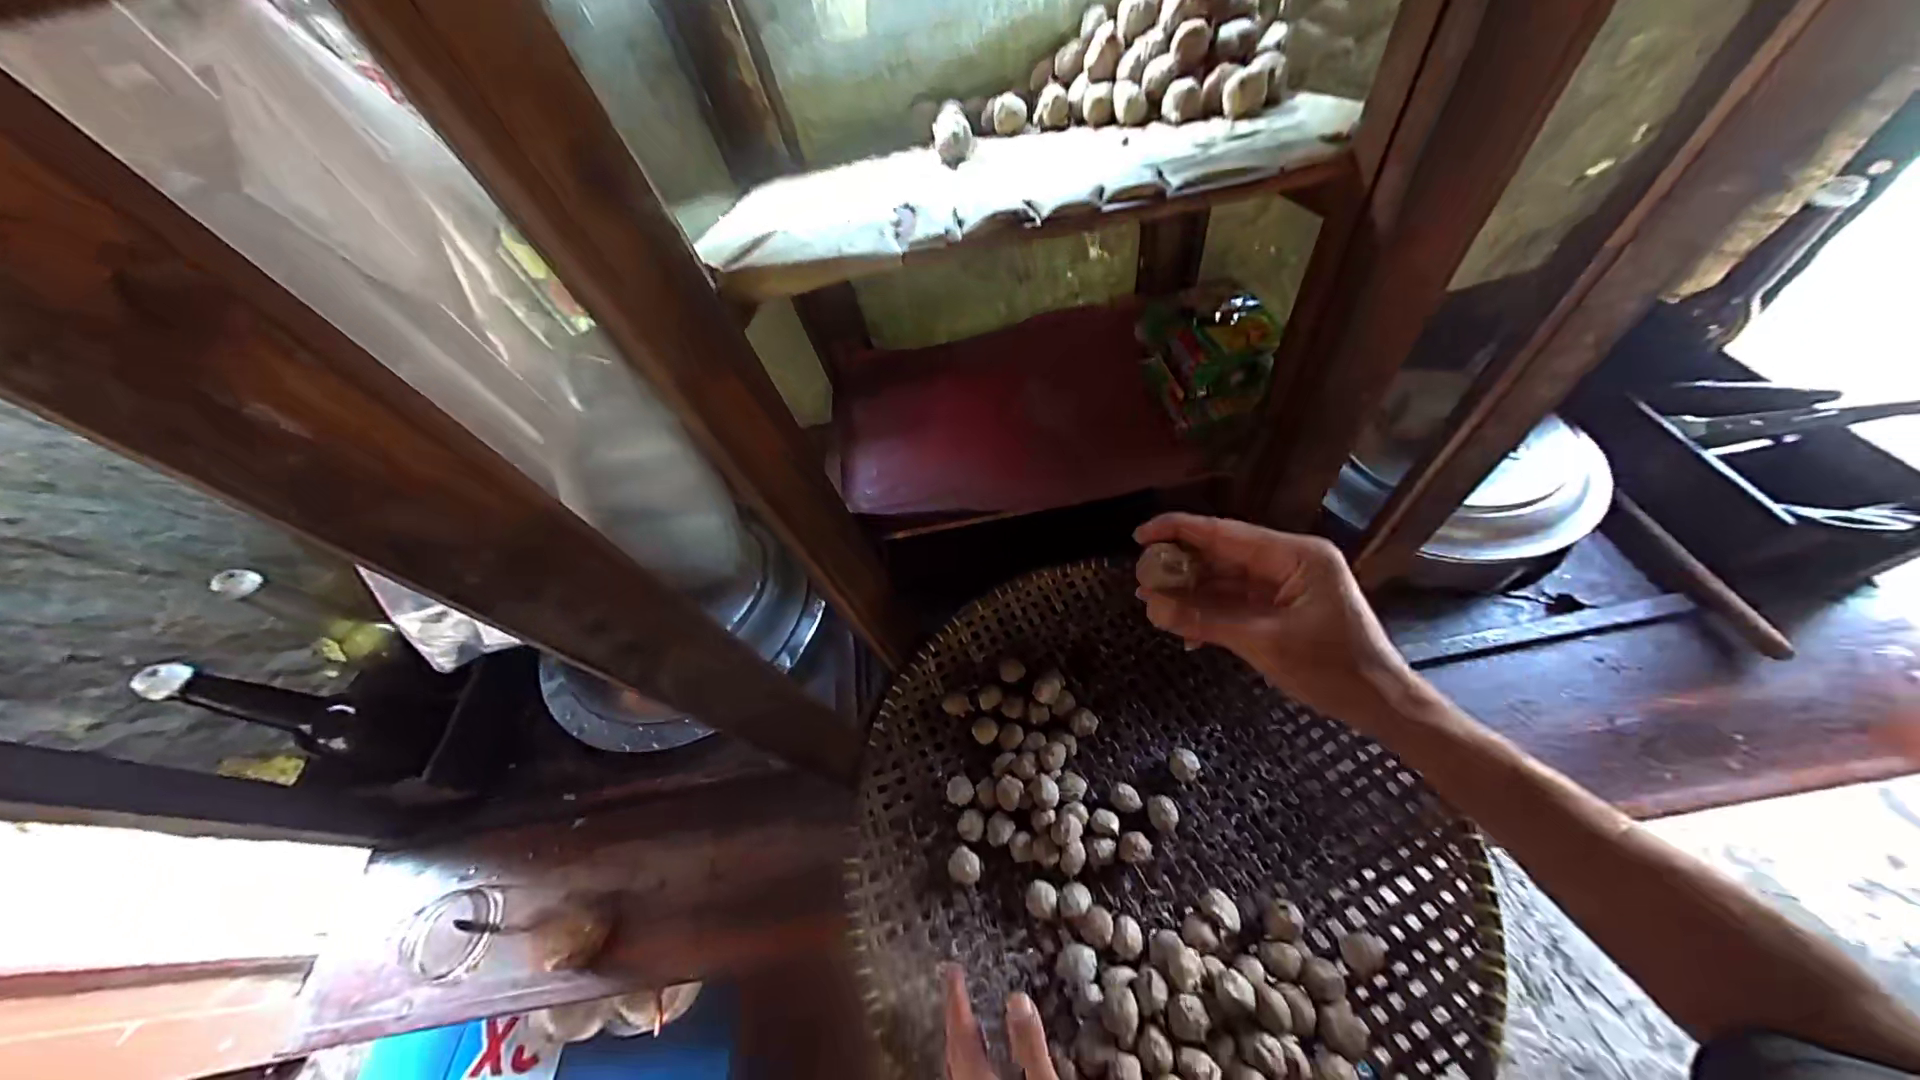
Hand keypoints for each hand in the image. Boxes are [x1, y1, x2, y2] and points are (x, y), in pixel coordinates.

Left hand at [942, 963, 1057, 1078]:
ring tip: (968, 1016)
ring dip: (962, 1036)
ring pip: (958, 1062)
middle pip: (955, 1045)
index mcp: (976, 1077)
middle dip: (956, 1012)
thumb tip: (1018, 999)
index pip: (961, 1029)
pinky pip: (968, 1073)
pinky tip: (987, 1056)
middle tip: (956, 985)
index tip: (952, 968)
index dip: (956, 995)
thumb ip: (1029, 1045)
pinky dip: (973, 1055)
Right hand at [1133, 513, 1413, 724]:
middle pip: (1222, 554)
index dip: (1179, 531)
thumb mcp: (1263, 643)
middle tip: (1141, 576)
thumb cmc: (1332, 668)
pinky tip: (1183, 628)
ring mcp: (1284, 585)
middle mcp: (1288, 562)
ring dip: (1191, 593)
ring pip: (1224, 580)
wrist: (1380, 704)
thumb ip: (1205, 620)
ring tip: (1152, 603)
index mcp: (1295, 556)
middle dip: (1181, 567)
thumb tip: (1152, 606)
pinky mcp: (1280, 608)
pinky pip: (1235, 602)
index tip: (1140, 536)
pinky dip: (1209, 614)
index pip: (1225, 533)